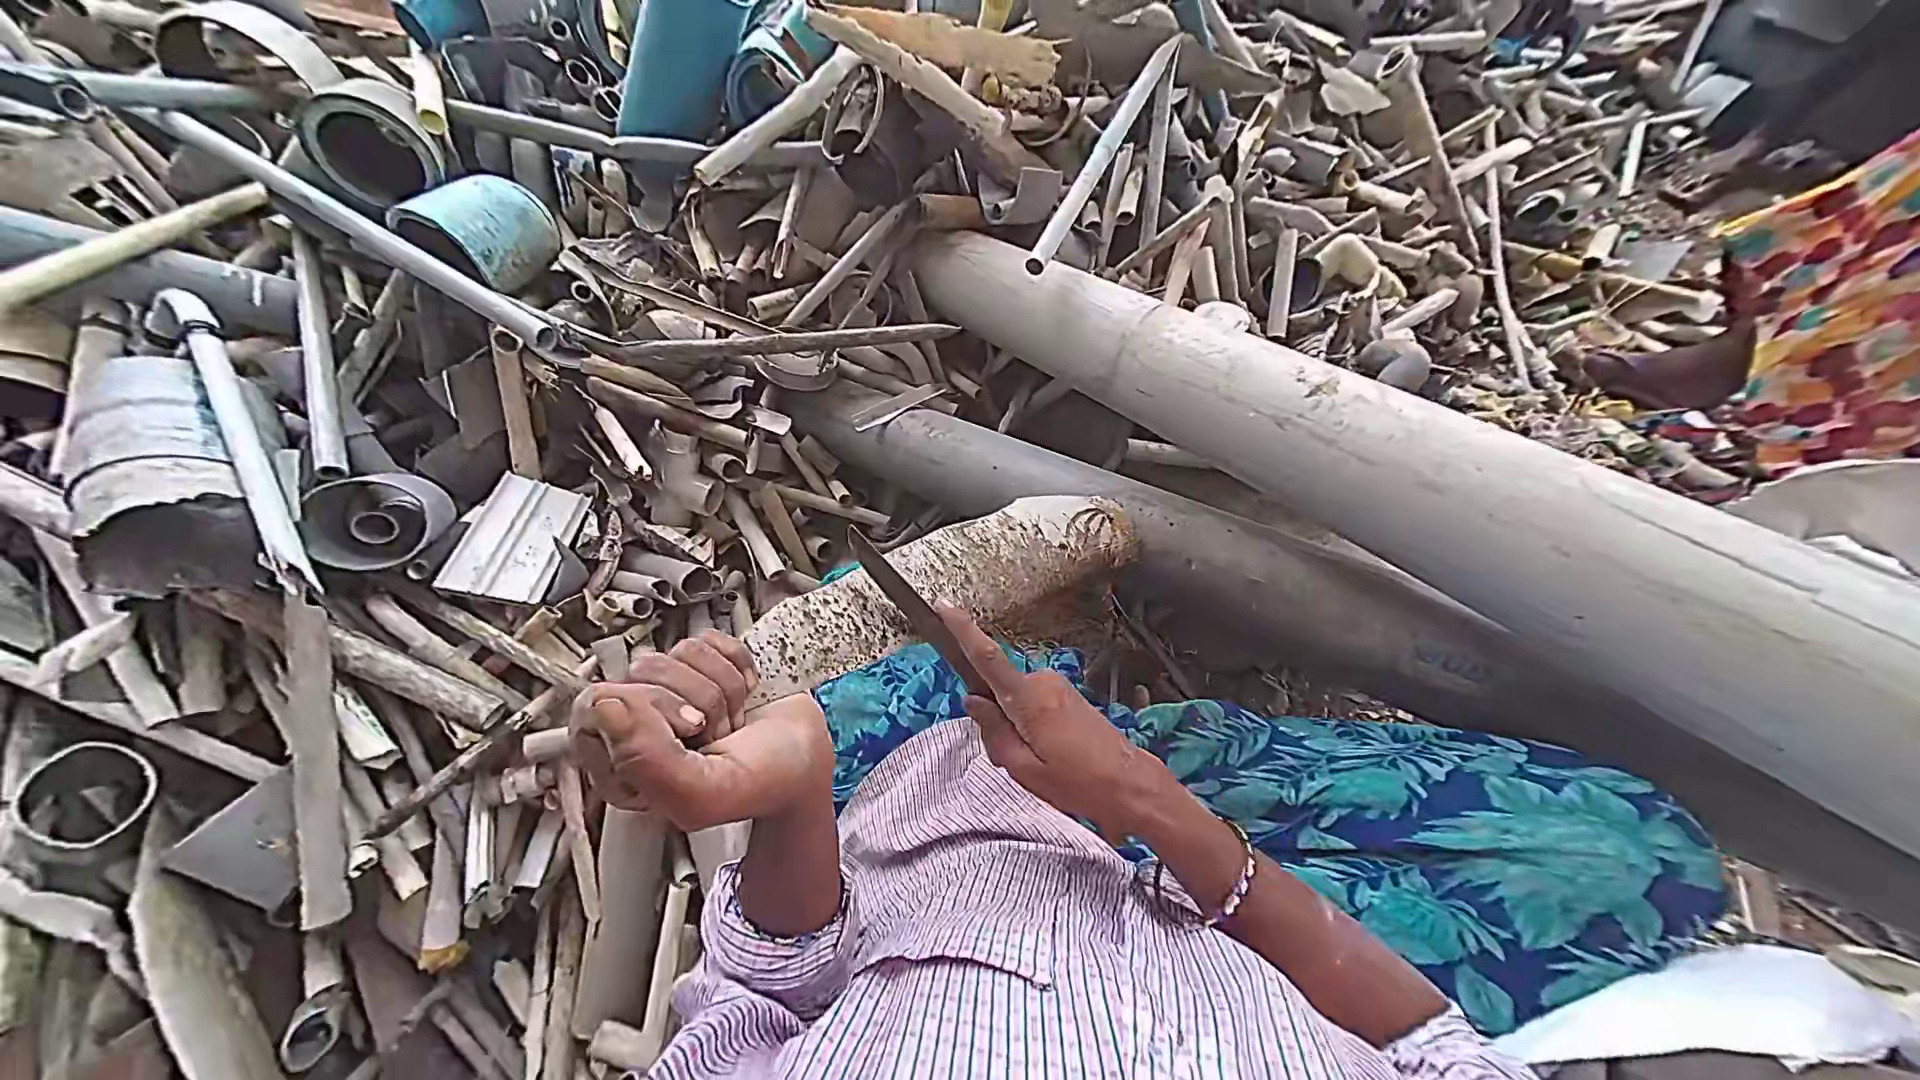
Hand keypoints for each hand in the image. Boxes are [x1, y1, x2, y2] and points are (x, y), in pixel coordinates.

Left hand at [569, 630, 831, 829]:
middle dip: (698, 699)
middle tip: (716, 733)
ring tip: (732, 718)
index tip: (690, 731)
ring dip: (721, 685)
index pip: (600, 704)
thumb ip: (645, 761)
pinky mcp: (707, 663)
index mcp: (620, 765)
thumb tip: (603, 704)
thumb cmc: (763, 783)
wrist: (811, 756)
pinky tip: (743, 693)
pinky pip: (709, 639)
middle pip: (643, 672)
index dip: (652, 710)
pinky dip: (737, 662)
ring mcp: (675, 689)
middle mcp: (642, 724)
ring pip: (679, 652)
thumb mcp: (703, 792)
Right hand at [939, 604, 1177, 840]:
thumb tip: (973, 701)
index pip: (987, 657)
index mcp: (1028, 700)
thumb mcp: (1024, 767)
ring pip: (1015, 698)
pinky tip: (1048, 751)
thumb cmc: (1078, 783)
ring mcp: (1058, 685)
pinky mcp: (1068, 692)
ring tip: (1038, 760)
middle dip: (994, 718)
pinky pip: (1033, 701)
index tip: (944, 606)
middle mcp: (1042, 682)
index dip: (963, 630)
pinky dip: (1029, 722)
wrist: (1130, 784)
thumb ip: (993, 731)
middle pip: (998, 689)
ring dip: (1014, 724)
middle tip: (1011, 757)